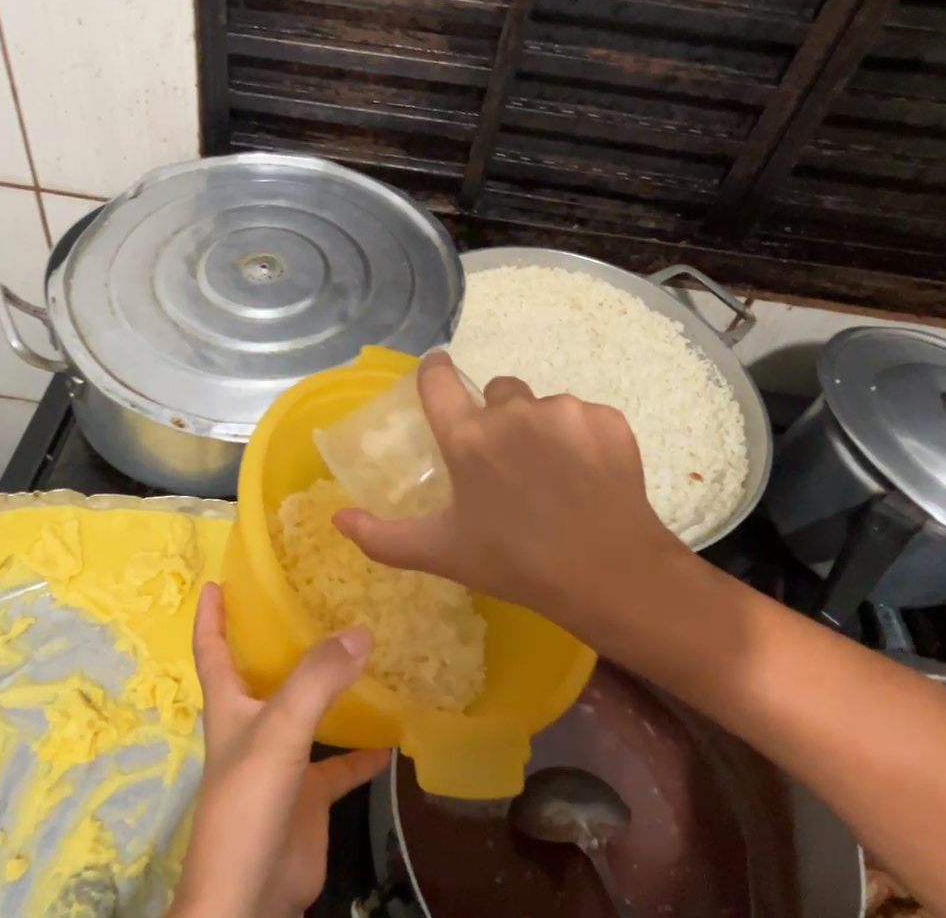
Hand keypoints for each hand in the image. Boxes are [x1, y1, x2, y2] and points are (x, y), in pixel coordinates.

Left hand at [170, 583, 389, 917]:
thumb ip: (316, 681)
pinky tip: (395, 736)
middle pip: (264, 673)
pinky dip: (364, 751)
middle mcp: (252, 728)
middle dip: (281, 641)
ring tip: (367, 655)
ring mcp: (282, 763)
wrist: (250, 895)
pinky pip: (341, 765)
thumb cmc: (248, 802)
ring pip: (309, 714)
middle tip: (315, 602)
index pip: (212, 649)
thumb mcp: (279, 731)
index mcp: (229, 706)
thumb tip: (360, 630)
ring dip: (332, 690)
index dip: (211, 616)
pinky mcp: (308, 797)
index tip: (217, 580)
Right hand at [333, 350, 698, 651]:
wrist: (610, 575)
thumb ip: (382, 536)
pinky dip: (582, 439)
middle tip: (507, 465)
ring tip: (552, 478)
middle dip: (496, 417)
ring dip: (540, 429)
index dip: (434, 370)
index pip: (437, 379)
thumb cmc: (516, 564)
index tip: (437, 369)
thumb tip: (336, 519)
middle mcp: (513, 411)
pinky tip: (587, 477)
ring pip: (542, 406)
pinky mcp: (608, 419)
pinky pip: (584, 417)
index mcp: (468, 437)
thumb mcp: (443, 552)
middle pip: (496, 392)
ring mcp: (565, 411)